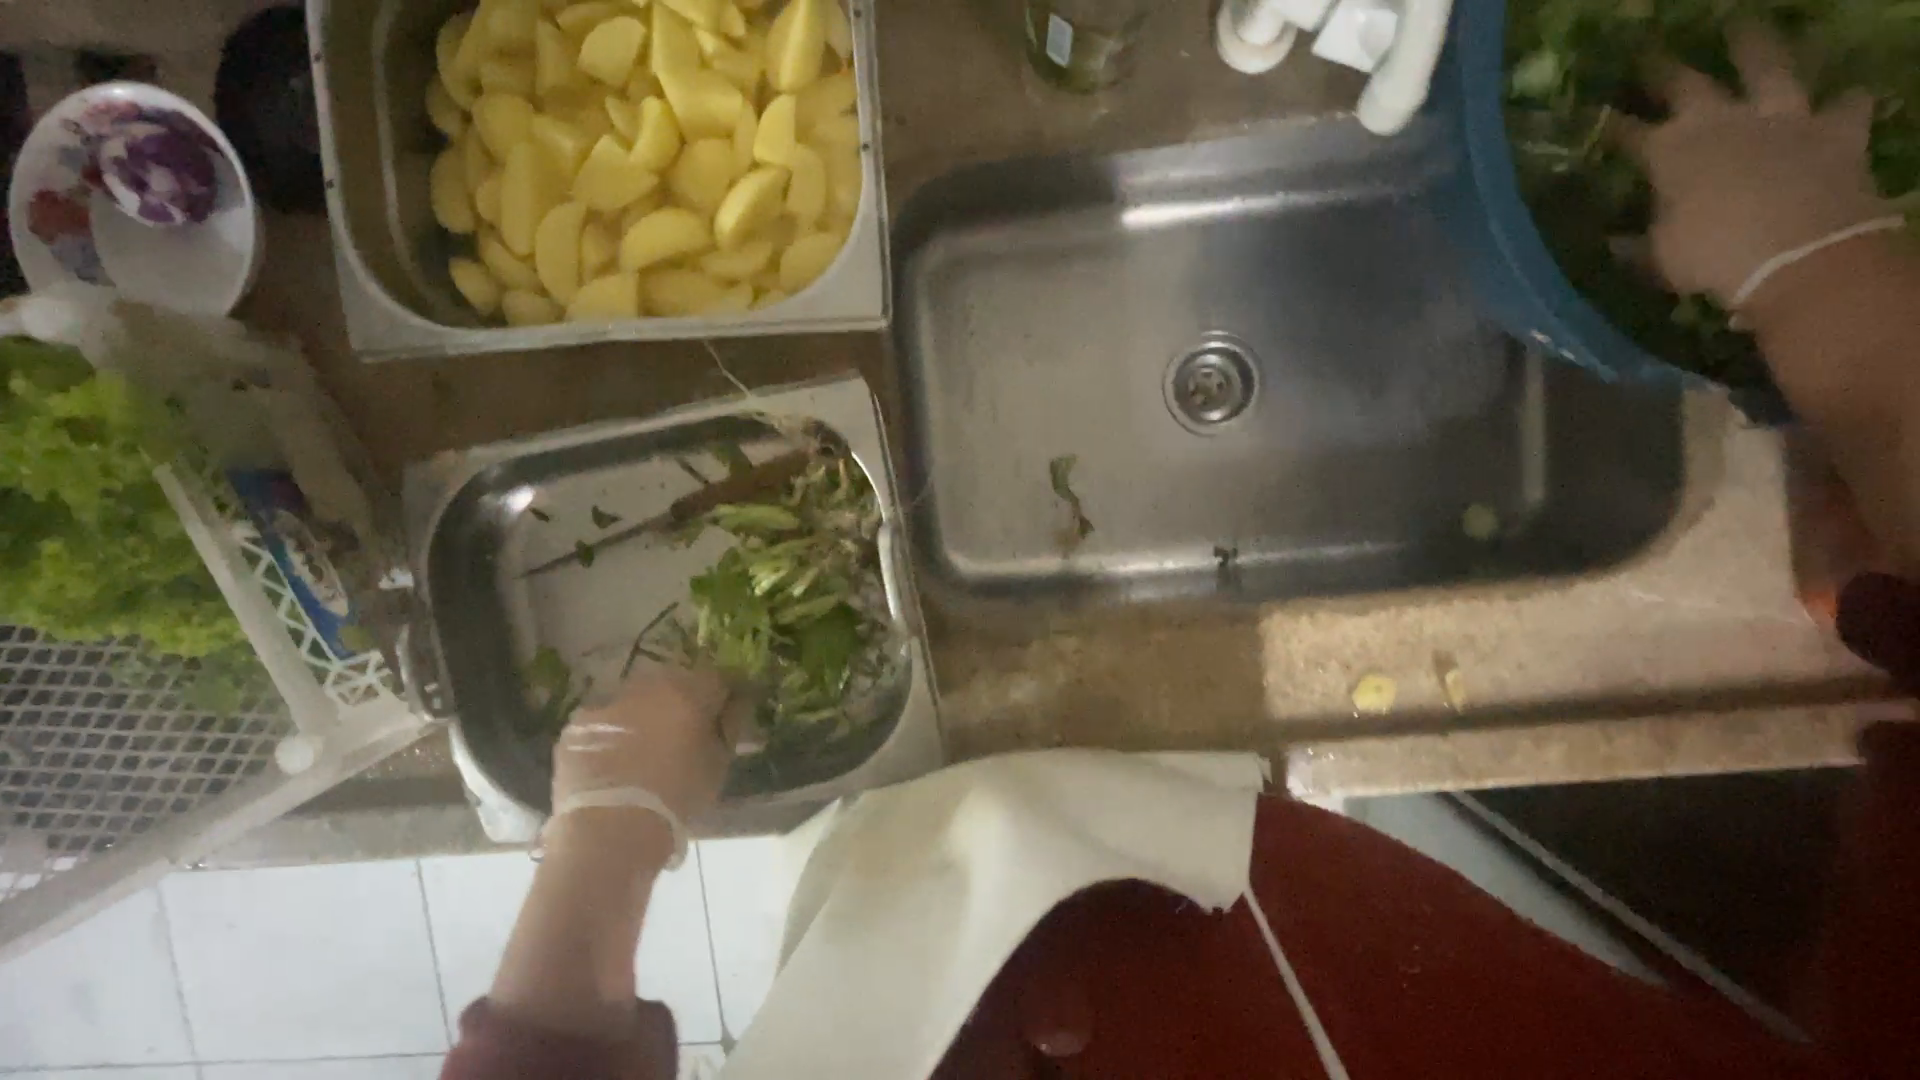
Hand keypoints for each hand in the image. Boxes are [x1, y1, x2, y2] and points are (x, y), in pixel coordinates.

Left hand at [551, 663, 735, 826]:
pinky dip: (616, 731)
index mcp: (688, 693)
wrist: (610, 831)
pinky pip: (606, 719)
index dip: (728, 689)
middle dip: (685, 697)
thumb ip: (730, 725)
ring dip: (647, 711)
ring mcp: (609, 703)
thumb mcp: (718, 764)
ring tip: (649, 744)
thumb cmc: (677, 798)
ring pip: (637, 698)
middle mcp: (648, 688)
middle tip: (689, 726)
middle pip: (675, 680)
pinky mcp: (578, 725)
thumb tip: (738, 702)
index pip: (718, 676)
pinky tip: (617, 758)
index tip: (731, 705)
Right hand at [1619, 27, 1888, 305]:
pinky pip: (1845, 105)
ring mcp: (1782, 119)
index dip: (1607, 125)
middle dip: (1662, 70)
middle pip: (1687, 85)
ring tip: (1742, 25)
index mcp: (1668, 153)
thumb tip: (1614, 241)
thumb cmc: (1710, 257)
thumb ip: (1638, 242)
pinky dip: (1841, 103)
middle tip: (1648, 52)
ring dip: (1755, 46)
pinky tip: (1839, 99)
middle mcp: (1721, 123)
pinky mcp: (1835, 130)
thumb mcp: (1658, 256)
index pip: (1626, 133)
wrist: (1799, 254)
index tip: (1589, 116)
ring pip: (1769, 67)